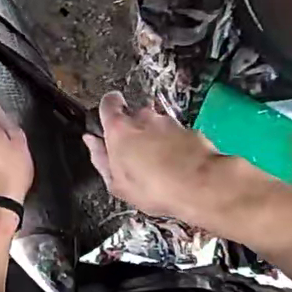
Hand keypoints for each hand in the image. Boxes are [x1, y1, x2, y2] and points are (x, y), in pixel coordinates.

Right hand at [83, 91, 253, 221]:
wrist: (200, 186)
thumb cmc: (154, 188)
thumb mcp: (117, 183)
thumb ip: (100, 158)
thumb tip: (91, 141)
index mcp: (119, 128)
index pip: (108, 102)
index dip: (108, 110)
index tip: (109, 125)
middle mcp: (144, 118)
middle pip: (134, 116)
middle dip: (134, 131)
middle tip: (135, 157)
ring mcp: (169, 122)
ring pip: (156, 125)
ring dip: (155, 139)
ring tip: (158, 166)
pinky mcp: (190, 130)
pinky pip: (176, 135)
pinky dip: (174, 146)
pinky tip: (177, 166)